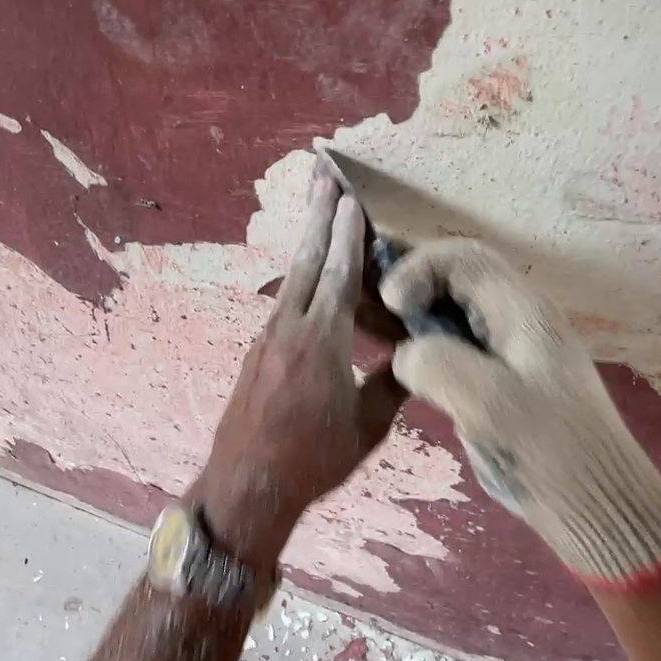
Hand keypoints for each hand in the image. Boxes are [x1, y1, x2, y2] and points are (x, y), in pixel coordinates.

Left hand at [192, 162, 406, 569]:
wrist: (247, 483)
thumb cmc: (313, 458)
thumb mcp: (367, 427)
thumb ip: (391, 385)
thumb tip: (413, 354)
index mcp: (320, 341)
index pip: (338, 275)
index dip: (347, 236)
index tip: (351, 200)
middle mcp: (289, 327)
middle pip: (307, 261)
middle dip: (318, 217)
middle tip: (324, 178)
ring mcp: (267, 336)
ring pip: (292, 278)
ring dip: (307, 241)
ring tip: (316, 209)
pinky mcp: (258, 349)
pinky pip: (284, 299)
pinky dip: (300, 274)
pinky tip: (308, 272)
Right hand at [381, 239, 660, 588]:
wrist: (600, 513)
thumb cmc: (551, 452)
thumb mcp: (490, 403)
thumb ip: (436, 363)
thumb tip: (405, 355)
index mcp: (522, 312)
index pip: (462, 258)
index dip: (418, 267)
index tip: (392, 303)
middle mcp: (513, 321)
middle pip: (450, 278)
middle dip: (402, 278)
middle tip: (355, 287)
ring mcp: (504, 352)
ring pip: (444, 312)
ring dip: (402, 309)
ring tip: (356, 312)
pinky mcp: (494, 383)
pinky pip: (447, 346)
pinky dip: (413, 341)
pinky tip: (382, 352)